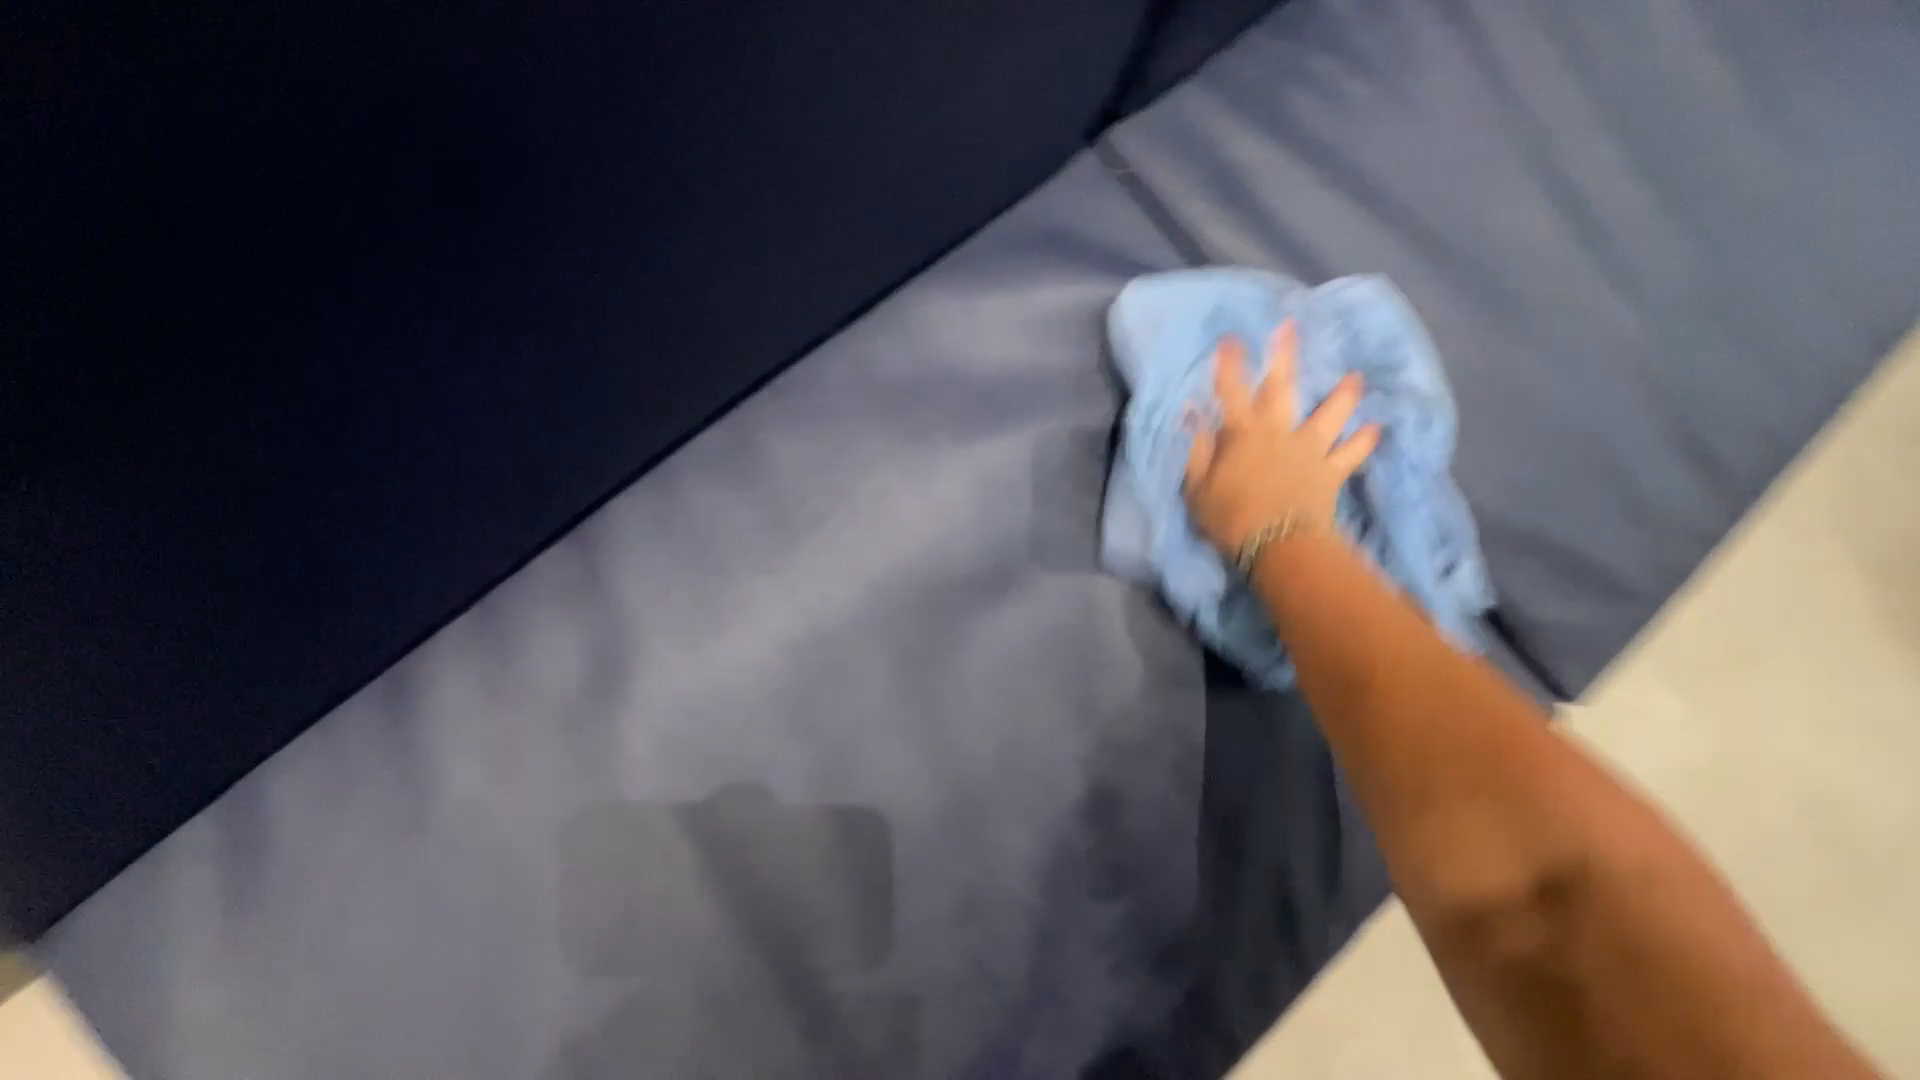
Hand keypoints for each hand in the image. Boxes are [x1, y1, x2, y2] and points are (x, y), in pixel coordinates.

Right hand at [1183, 320, 1380, 554]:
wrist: (1278, 545)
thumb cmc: (1230, 518)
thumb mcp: (1197, 488)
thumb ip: (1198, 450)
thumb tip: (1192, 416)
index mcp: (1242, 434)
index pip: (1231, 392)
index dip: (1229, 364)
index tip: (1230, 339)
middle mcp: (1278, 432)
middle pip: (1281, 388)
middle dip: (1284, 356)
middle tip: (1290, 328)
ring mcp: (1309, 450)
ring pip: (1329, 414)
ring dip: (1343, 394)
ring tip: (1355, 377)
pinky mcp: (1331, 471)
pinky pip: (1351, 454)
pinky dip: (1364, 441)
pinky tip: (1377, 429)